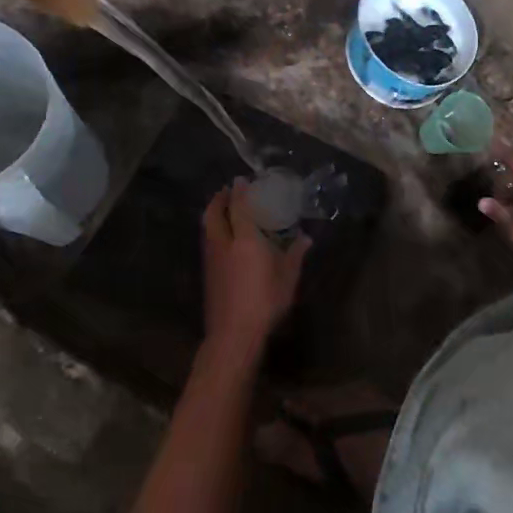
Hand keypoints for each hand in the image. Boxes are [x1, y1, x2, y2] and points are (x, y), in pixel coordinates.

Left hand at [202, 178, 310, 354]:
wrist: (233, 333)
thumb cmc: (265, 303)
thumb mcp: (287, 279)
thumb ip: (294, 255)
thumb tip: (305, 238)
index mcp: (245, 239)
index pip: (239, 207)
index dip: (239, 191)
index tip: (241, 179)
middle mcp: (224, 243)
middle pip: (214, 213)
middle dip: (219, 199)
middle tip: (227, 191)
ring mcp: (212, 258)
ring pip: (207, 227)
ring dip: (213, 213)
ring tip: (223, 209)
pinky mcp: (207, 273)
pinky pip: (208, 241)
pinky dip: (213, 229)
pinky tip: (223, 236)